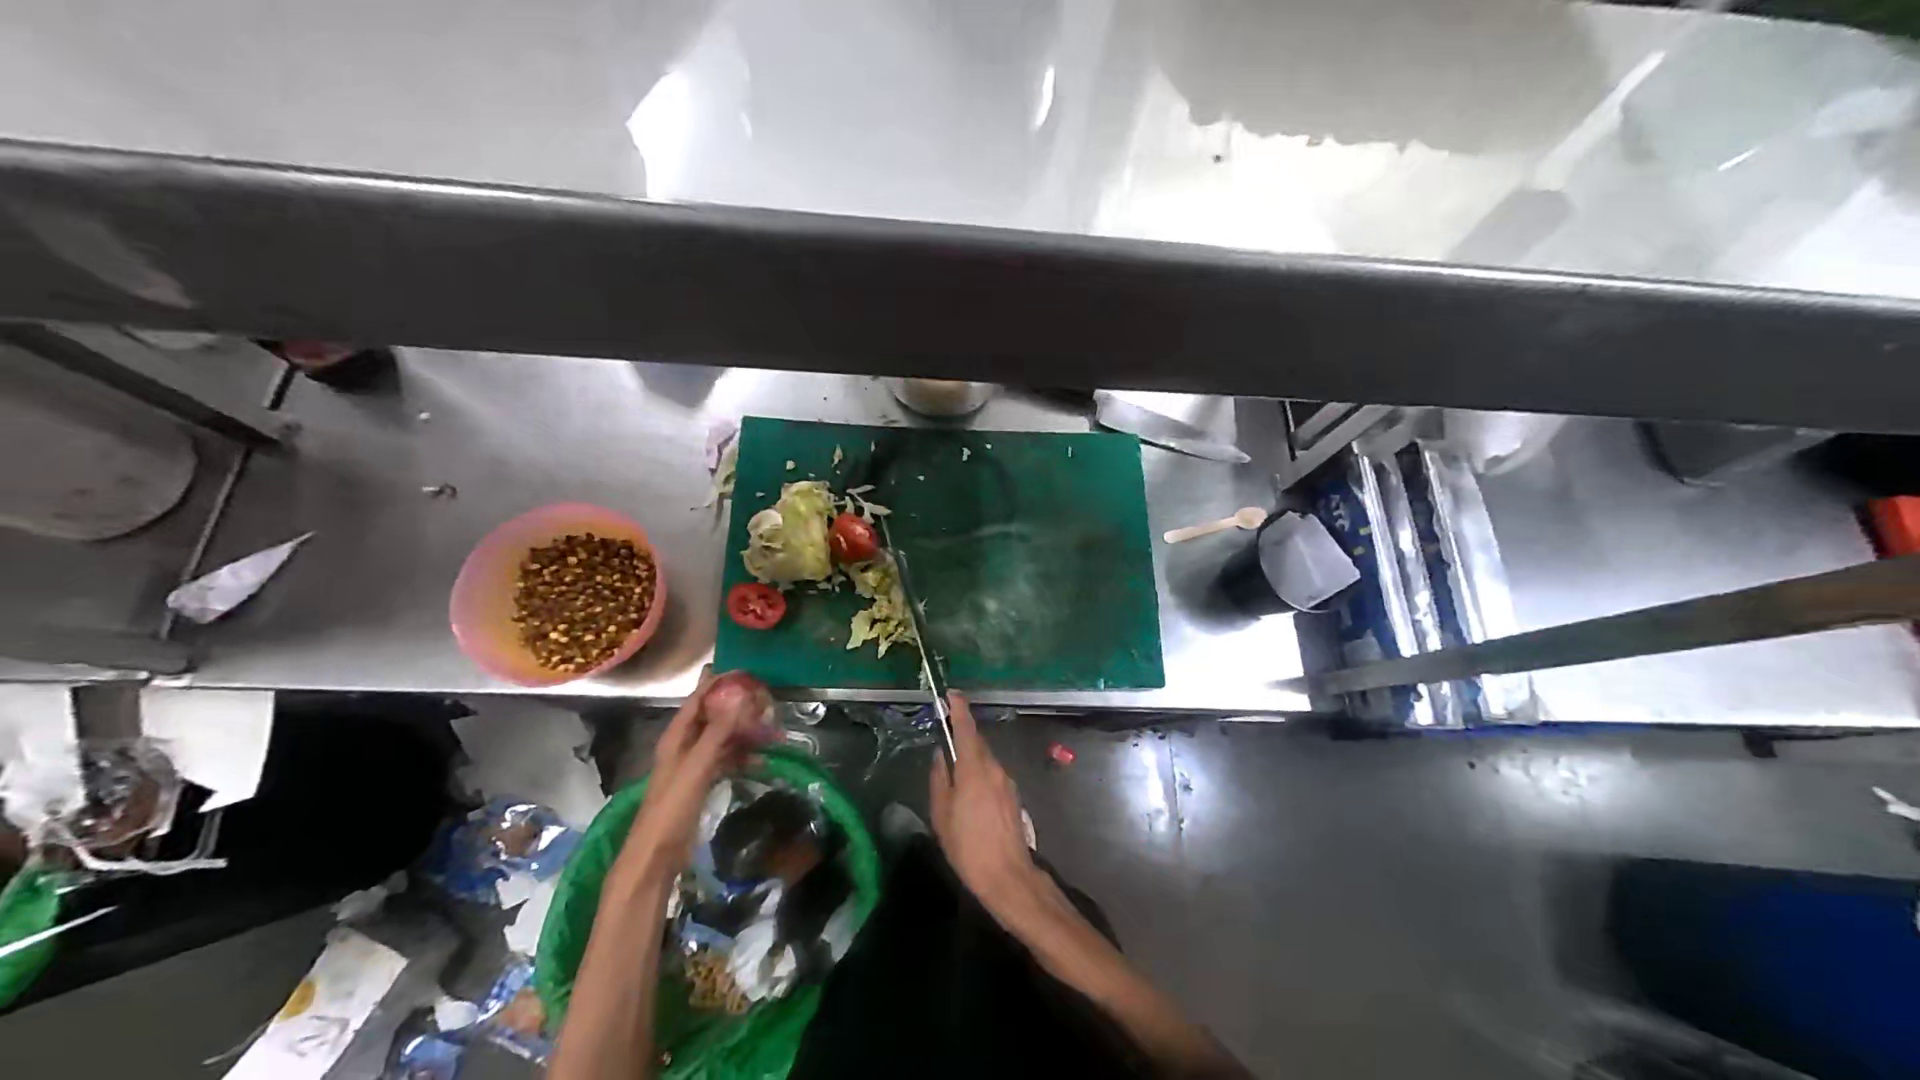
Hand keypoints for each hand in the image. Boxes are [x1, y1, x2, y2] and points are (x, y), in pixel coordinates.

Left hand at [616, 668, 770, 880]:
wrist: (656, 857)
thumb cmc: (672, 809)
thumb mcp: (696, 767)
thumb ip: (717, 733)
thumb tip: (739, 698)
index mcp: (676, 738)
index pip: (696, 700)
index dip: (716, 684)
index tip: (744, 673)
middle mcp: (683, 747)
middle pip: (711, 718)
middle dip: (736, 708)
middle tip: (765, 701)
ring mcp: (692, 767)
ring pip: (721, 740)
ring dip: (743, 733)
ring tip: (770, 730)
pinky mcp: (700, 785)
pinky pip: (725, 761)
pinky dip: (742, 757)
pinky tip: (761, 761)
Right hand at [928, 691, 1042, 914]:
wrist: (1007, 876)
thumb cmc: (967, 846)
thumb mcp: (941, 813)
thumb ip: (939, 779)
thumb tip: (940, 755)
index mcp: (974, 768)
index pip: (966, 728)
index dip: (958, 709)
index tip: (951, 695)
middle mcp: (994, 768)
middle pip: (977, 742)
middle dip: (962, 734)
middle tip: (945, 733)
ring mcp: (1007, 782)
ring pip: (986, 758)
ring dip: (971, 756)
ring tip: (954, 768)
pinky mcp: (1013, 797)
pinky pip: (993, 774)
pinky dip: (980, 772)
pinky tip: (970, 791)